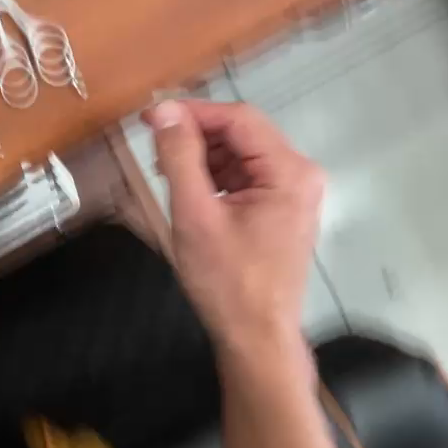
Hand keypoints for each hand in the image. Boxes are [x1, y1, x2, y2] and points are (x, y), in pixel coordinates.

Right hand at [147, 99, 323, 354]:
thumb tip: (163, 112)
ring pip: (240, 156)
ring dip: (201, 158)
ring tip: (165, 176)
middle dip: (195, 137)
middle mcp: (299, 175)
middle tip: (152, 153)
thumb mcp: (194, 214)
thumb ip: (179, 158)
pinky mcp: (280, 211)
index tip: (148, 118)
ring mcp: (292, 194)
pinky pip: (243, 178)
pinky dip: (213, 178)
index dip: (192, 112)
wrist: (255, 335)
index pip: (238, 119)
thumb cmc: (225, 279)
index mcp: (289, 172)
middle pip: (241, 134)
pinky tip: (187, 193)